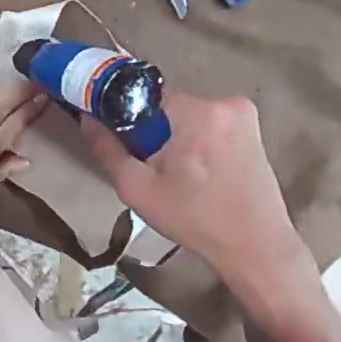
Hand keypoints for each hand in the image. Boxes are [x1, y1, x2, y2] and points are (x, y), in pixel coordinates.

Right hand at [79, 92, 308, 282]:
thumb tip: (87, 118)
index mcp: (199, 111)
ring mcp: (245, 115)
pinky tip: (193, 173)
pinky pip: (207, 126)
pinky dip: (193, 143)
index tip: (120, 142)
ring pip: (186, 117)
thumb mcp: (135, 187)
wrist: (254, 245)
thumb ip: (107, 149)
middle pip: (166, 107)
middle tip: (146, 166)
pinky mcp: (253, 130)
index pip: (144, 95)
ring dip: (172, 138)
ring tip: (171, 174)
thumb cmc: (192, 217)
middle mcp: (226, 103)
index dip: (125, 117)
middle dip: (150, 131)